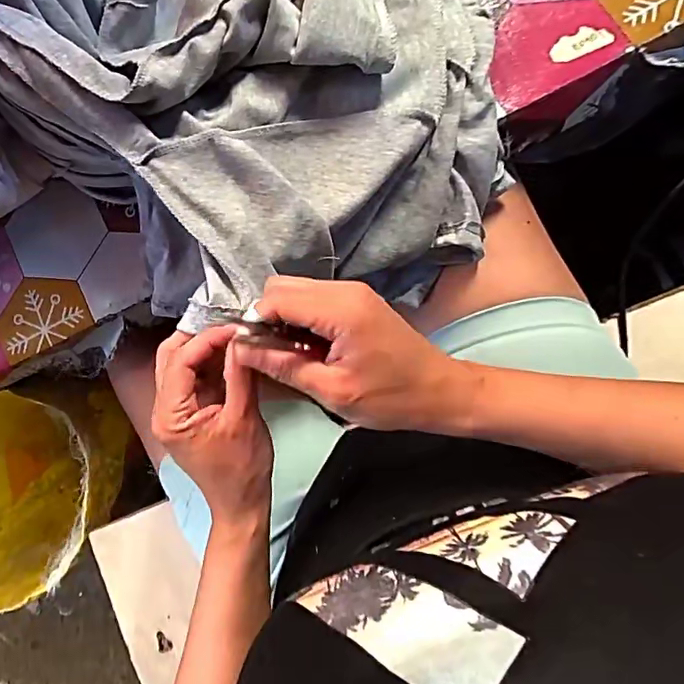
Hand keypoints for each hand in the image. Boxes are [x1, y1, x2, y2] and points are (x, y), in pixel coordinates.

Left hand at [151, 327, 274, 527]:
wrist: (240, 504)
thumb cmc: (242, 469)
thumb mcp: (244, 419)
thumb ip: (239, 375)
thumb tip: (241, 339)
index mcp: (170, 415)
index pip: (179, 362)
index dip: (205, 340)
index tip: (233, 328)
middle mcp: (162, 410)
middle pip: (169, 358)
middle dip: (196, 337)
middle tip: (227, 326)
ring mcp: (171, 411)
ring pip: (177, 365)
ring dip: (201, 348)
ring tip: (230, 335)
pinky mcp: (185, 413)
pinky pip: (190, 379)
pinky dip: (207, 364)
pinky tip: (227, 353)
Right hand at [230, 277, 483, 433]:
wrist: (443, 391)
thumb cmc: (391, 397)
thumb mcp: (332, 391)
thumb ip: (282, 366)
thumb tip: (239, 349)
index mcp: (340, 310)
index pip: (275, 299)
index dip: (254, 323)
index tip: (251, 351)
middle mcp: (344, 290)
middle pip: (280, 286)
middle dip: (265, 316)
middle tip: (270, 352)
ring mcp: (351, 290)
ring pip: (292, 289)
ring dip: (281, 316)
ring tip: (288, 351)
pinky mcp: (354, 298)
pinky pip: (310, 296)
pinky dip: (297, 316)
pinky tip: (306, 345)